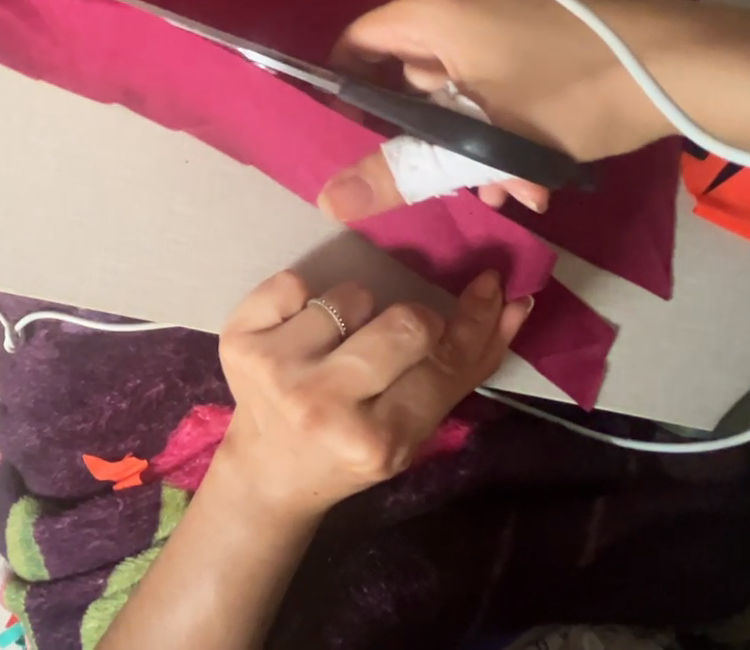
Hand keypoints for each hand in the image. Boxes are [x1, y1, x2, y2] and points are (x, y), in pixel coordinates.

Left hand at [213, 270, 529, 520]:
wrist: (269, 468)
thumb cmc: (350, 449)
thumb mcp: (413, 430)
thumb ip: (462, 369)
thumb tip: (513, 303)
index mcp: (376, 442)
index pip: (442, 364)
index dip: (473, 321)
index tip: (489, 286)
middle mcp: (320, 404)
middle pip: (404, 322)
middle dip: (412, 322)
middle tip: (392, 342)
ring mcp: (273, 369)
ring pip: (350, 295)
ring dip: (355, 312)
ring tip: (336, 349)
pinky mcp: (236, 339)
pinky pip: (294, 281)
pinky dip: (305, 298)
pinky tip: (299, 333)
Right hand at [319, 0, 684, 221]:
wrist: (689, 62)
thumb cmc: (570, 96)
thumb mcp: (481, 142)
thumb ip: (398, 172)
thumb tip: (326, 202)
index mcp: (432, 9)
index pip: (358, 43)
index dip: (352, 91)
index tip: (372, 137)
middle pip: (414, 64)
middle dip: (437, 127)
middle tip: (465, 175)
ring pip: (462, 69)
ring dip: (477, 127)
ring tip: (515, 180)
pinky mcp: (539, 6)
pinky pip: (496, 55)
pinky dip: (504, 101)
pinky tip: (537, 153)